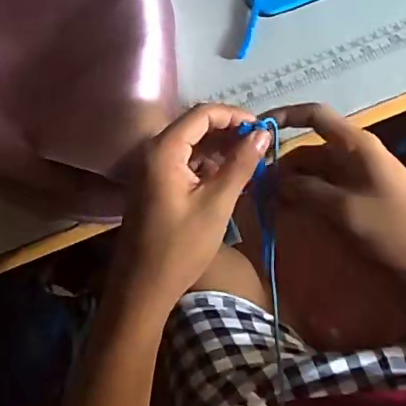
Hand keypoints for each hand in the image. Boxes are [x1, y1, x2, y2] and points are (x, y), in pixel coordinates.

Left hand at [110, 103, 268, 314]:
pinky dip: (208, 163)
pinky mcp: (154, 184)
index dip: (235, 115)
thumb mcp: (218, 203)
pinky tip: (230, 176)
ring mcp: (151, 168)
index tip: (262, 127)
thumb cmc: (180, 247)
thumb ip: (241, 164)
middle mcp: (153, 151)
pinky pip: (185, 161)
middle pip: (196, 125)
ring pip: (192, 143)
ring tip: (251, 160)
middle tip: (260, 144)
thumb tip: (264, 133)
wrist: (141, 291)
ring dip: (220, 147)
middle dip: (230, 131)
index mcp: (164, 150)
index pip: (202, 114)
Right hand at [267, 103, 405, 281]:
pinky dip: (311, 194)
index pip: (314, 115)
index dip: (285, 116)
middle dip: (283, 162)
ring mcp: (363, 173)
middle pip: (312, 146)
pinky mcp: (366, 194)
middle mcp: (357, 152)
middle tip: (254, 185)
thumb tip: (275, 179)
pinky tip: (293, 211)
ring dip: (295, 182)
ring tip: (267, 203)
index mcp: (355, 144)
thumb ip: (307, 191)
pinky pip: (331, 186)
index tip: (257, 128)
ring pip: (319, 169)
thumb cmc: (395, 227)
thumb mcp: (344, 210)